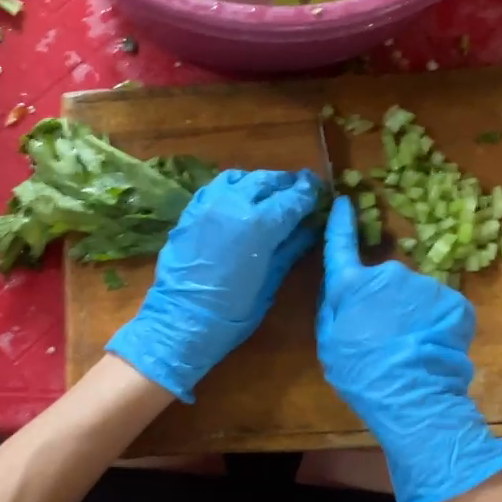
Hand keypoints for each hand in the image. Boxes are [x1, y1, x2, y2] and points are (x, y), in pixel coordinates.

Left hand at [107, 169, 319, 401]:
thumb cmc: (232, 313)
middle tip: (299, 188)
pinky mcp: (189, 213)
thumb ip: (290, 249)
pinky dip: (232, 187)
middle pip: (266, 181)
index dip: (309, 193)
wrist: (181, 323)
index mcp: (259, 225)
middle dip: (286, 183)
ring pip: (239, 178)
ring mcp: (207, 205)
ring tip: (268, 192)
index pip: (293, 198)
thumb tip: (310, 228)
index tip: (319, 191)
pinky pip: (214, 188)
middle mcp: (234, 205)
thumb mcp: (269, 282)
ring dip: (258, 182)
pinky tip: (238, 199)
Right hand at [318, 196, 501, 501]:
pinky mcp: (454, 300)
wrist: (411, 394)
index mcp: (353, 285)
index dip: (341, 224)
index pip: (341, 247)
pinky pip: (439, 309)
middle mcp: (390, 273)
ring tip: (409, 348)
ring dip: (412, 315)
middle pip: (384, 281)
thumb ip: (333, 308)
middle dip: (384, 301)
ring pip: (415, 296)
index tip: (345, 202)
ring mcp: (425, 285)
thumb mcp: (329, 343)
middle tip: (383, 336)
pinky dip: (435, 324)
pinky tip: (430, 348)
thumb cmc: (361, 372)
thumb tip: (339, 287)